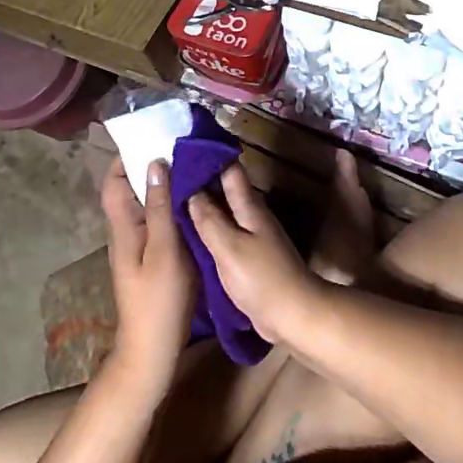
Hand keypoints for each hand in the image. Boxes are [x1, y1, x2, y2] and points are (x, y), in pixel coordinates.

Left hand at [102, 159, 194, 391]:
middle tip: (181, 148)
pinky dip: (174, 206)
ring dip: (165, 185)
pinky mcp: (155, 258)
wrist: (152, 351)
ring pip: (148, 206)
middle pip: (131, 191)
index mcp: (124, 229)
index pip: (114, 184)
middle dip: (151, 167)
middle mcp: (127, 233)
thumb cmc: (158, 301)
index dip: (125, 159)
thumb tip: (155, 163)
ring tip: (193, 168)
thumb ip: (160, 208)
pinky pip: (160, 222)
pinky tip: (196, 203)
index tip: (150, 138)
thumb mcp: (164, 250)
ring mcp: (140, 248)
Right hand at [187, 164, 318, 346]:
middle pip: (226, 189)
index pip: (230, 170)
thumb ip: (209, 219)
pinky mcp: (251, 256)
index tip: (184, 149)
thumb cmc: (261, 278)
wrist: (293, 314)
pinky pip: (227, 233)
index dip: (210, 157)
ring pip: (225, 211)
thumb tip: (191, 191)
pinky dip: (210, 228)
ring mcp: (253, 235)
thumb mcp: (229, 248)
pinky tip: (192, 234)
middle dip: (202, 180)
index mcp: (250, 206)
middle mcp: (253, 215)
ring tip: (174, 202)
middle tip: (170, 175)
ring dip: (205, 205)